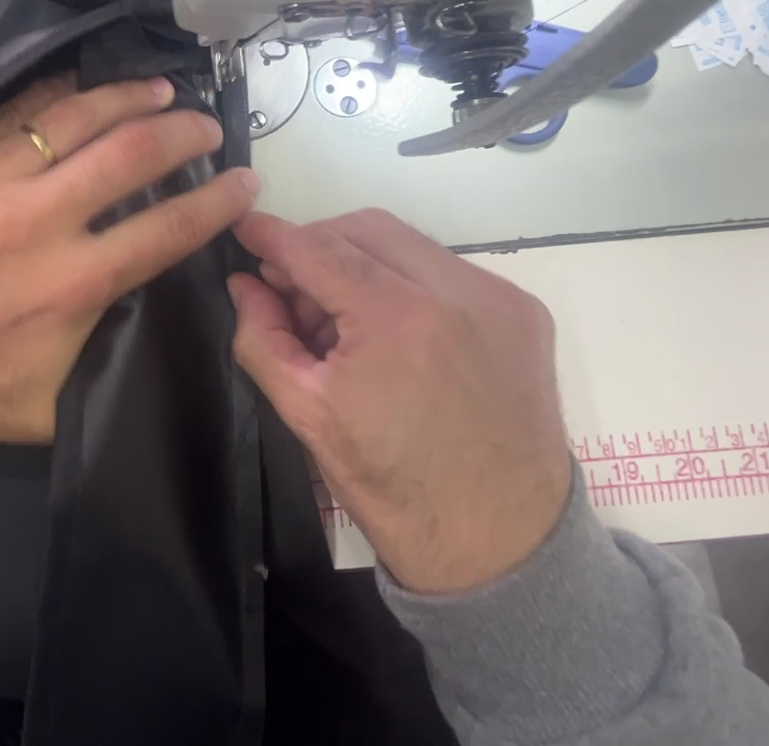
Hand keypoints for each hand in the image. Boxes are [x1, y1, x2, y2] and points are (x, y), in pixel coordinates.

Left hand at [0, 75, 259, 443]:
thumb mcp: (51, 399)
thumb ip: (101, 349)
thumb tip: (132, 299)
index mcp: (74, 284)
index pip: (167, 226)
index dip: (217, 202)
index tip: (243, 182)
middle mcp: (40, 221)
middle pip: (130, 154)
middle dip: (183, 134)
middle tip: (206, 127)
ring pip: (74, 118)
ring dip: (128, 98)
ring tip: (159, 90)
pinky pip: (15, 114)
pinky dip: (58, 96)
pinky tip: (82, 89)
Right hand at [229, 210, 571, 593]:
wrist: (496, 541)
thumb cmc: (388, 483)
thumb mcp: (304, 412)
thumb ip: (262, 335)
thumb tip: (243, 282)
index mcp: (396, 319)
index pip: (318, 249)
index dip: (272, 234)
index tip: (243, 228)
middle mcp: (457, 291)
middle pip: (363, 228)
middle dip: (316, 246)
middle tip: (291, 291)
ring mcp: (499, 297)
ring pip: (407, 242)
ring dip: (360, 262)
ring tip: (342, 319)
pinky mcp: (526, 312)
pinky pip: (446, 269)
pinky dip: (405, 282)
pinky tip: (392, 330)